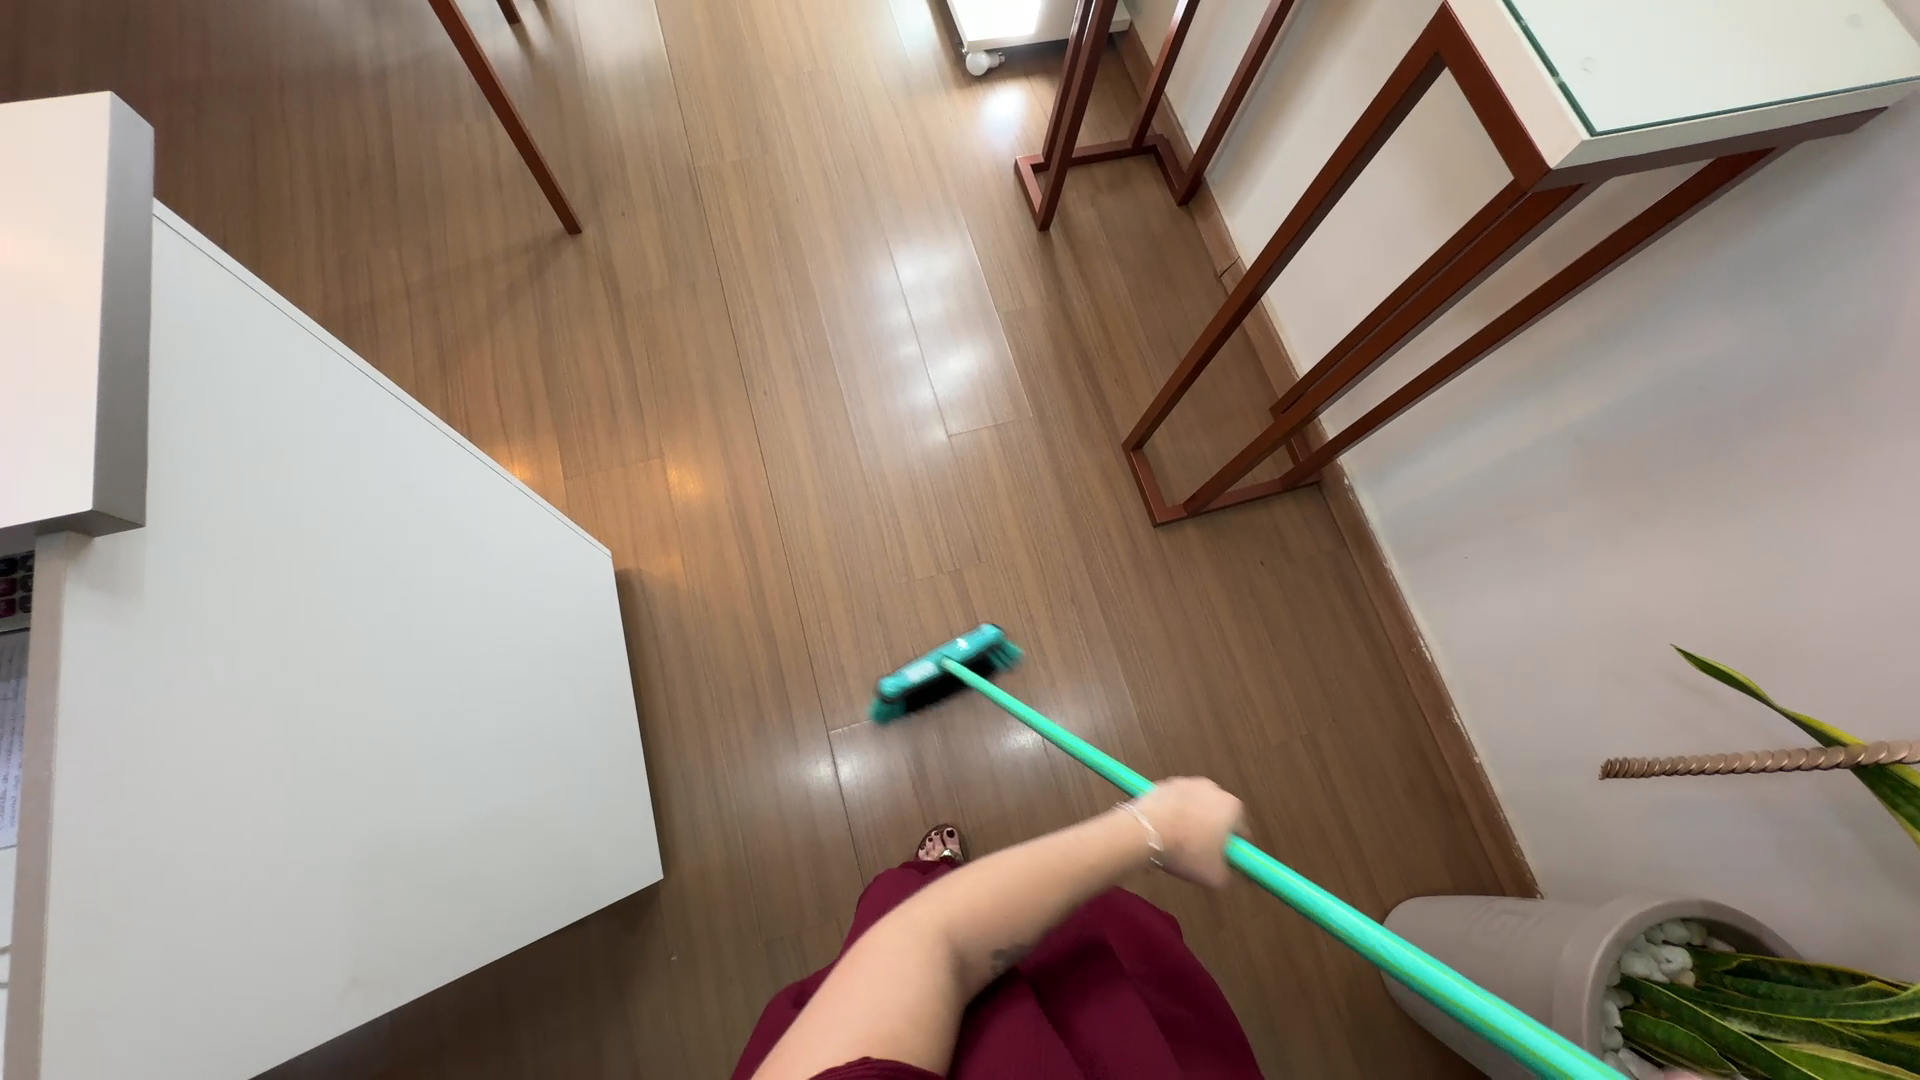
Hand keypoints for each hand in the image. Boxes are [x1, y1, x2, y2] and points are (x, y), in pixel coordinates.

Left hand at [1128, 777, 1242, 887]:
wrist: (1145, 830)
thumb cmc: (1185, 851)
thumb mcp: (1215, 876)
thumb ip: (1228, 873)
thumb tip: (1224, 870)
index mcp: (1232, 806)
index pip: (1240, 831)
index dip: (1233, 848)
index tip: (1224, 860)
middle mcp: (1212, 788)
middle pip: (1217, 814)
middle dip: (1211, 831)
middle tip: (1201, 852)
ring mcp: (1186, 782)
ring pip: (1195, 806)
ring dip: (1191, 820)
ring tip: (1178, 842)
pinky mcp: (1164, 782)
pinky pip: (1175, 801)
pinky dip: (1173, 812)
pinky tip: (1165, 829)